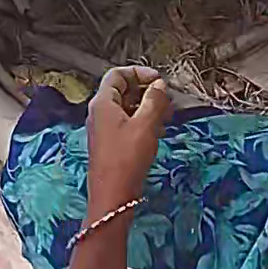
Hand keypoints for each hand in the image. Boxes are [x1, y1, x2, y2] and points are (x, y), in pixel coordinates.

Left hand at [86, 66, 172, 216]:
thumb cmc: (127, 157)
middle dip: (146, 92)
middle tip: (167, 100)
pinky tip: (158, 131)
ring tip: (167, 116)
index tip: (159, 81)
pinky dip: (142, 122)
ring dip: (147, 108)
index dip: (139, 73)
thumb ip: (154, 101)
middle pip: (123, 91)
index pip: (117, 75)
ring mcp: (104, 129)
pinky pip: (127, 124)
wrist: (112, 195)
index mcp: (103, 103)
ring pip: (127, 109)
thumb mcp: (145, 125)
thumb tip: (159, 86)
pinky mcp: (111, 143)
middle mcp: (100, 113)